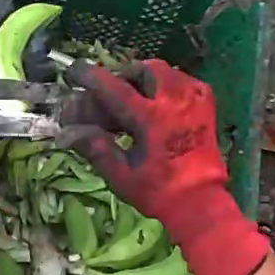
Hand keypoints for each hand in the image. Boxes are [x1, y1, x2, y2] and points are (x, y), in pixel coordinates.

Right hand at [58, 59, 268, 274]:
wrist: (201, 204)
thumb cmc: (159, 192)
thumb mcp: (121, 174)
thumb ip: (95, 148)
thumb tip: (67, 133)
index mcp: (151, 118)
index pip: (114, 88)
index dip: (91, 76)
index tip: (74, 70)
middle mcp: (174, 101)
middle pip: (143, 70)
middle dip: (123, 75)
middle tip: (111, 89)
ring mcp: (194, 101)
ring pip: (165, 71)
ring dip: (145, 76)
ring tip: (134, 92)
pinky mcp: (207, 106)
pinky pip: (185, 81)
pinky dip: (169, 83)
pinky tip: (161, 98)